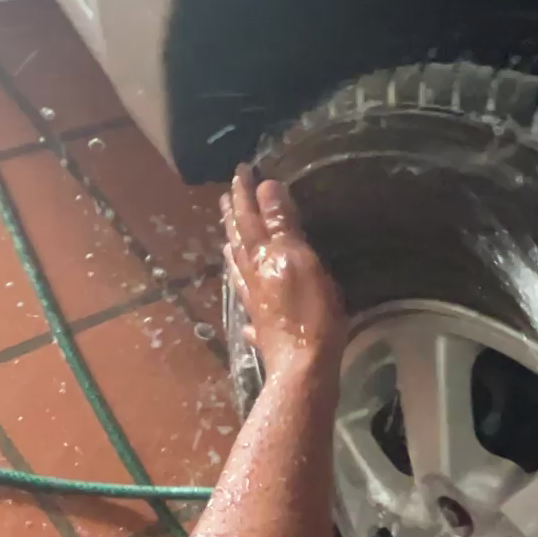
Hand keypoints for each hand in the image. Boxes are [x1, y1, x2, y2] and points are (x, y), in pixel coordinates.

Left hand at [220, 164, 344, 374]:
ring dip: (234, 249)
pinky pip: (248, 302)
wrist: (303, 367)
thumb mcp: (300, 260)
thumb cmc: (310, 314)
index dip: (246, 192)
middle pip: (240, 240)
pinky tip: (244, 298)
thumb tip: (266, 188)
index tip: (242, 169)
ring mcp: (256, 304)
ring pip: (239, 270)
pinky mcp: (263, 328)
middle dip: (234, 216)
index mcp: (263, 256)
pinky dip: (244, 292)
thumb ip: (282, 225)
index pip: (251, 216)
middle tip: (227, 196)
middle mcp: (253, 277)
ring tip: (229, 238)